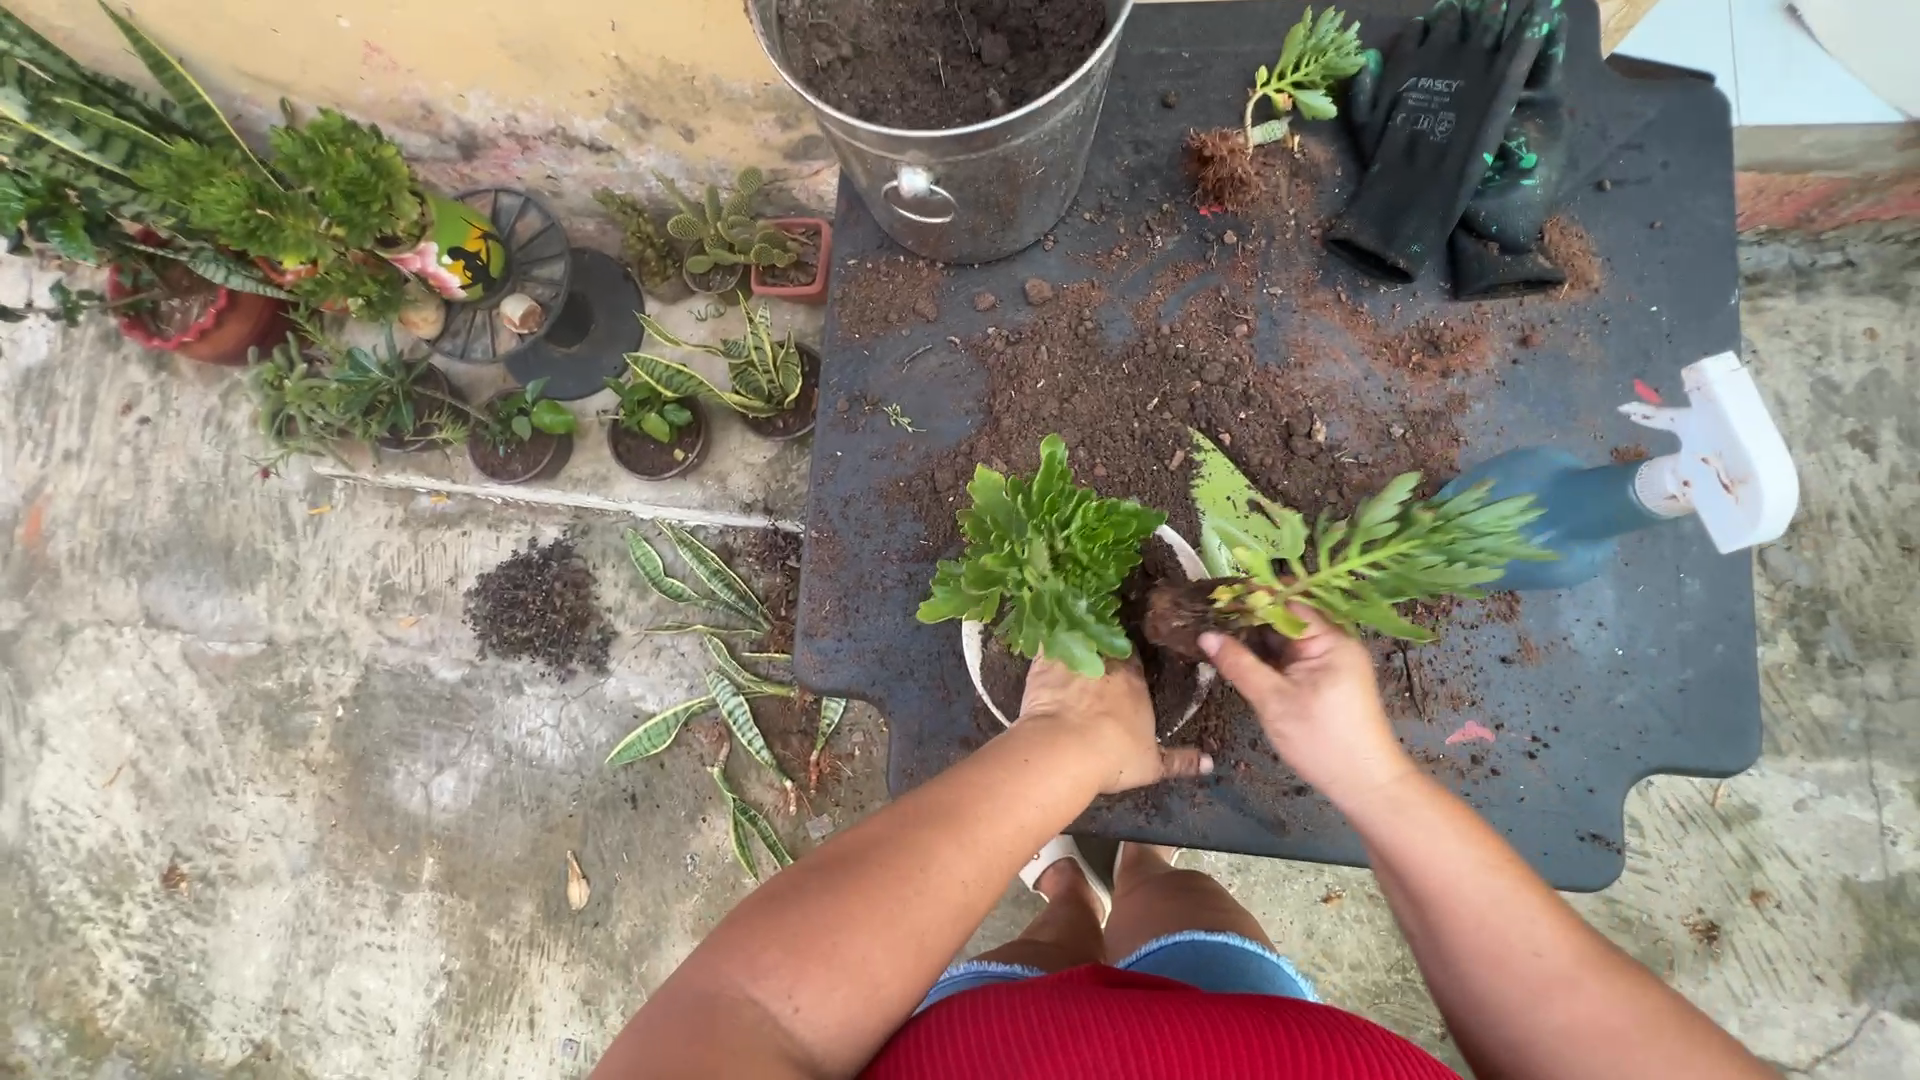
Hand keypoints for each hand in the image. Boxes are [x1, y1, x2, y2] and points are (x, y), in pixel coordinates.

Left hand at [1016, 655, 1212, 793]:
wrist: (1068, 747)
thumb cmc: (1114, 756)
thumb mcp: (1152, 764)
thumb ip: (1180, 761)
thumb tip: (1209, 763)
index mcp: (1134, 680)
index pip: (1134, 658)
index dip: (1127, 659)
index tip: (1122, 661)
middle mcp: (1107, 661)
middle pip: (1107, 643)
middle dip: (1102, 645)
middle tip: (1093, 650)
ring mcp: (1076, 656)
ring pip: (1078, 635)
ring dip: (1075, 637)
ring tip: (1069, 640)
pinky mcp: (1046, 659)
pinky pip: (1046, 637)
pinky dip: (1045, 637)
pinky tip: (1041, 637)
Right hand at [1200, 606, 1413, 808]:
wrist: (1365, 785)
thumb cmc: (1322, 740)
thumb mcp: (1273, 700)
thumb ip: (1238, 664)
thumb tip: (1205, 635)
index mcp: (1330, 640)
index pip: (1288, 601)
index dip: (1252, 596)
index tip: (1217, 596)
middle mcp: (1333, 643)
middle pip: (1286, 617)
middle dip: (1249, 615)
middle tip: (1208, 615)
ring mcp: (1329, 662)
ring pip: (1285, 638)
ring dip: (1254, 636)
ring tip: (1215, 630)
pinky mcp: (1324, 679)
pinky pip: (1290, 656)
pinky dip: (1266, 654)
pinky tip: (1237, 654)